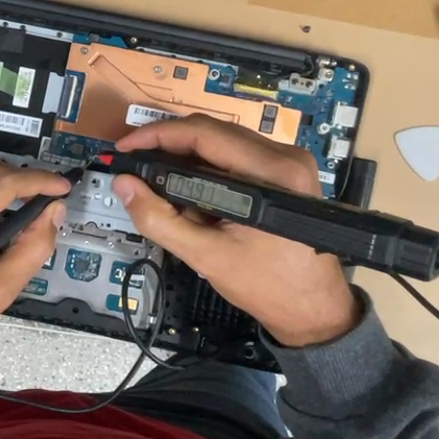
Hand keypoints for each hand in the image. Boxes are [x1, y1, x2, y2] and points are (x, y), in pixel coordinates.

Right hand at [113, 115, 358, 346]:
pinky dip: (204, 165)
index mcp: (272, 173)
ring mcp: (288, 161)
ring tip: (156, 179)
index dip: (156, 136)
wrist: (315, 308)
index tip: (125, 149)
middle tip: (134, 163)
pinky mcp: (285, 170)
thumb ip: (159, 219)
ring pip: (220, 140)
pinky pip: (233, 153)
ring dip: (184, 155)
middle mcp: (286, 157)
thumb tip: (123, 185)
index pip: (203, 134)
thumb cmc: (267, 285)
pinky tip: (187, 187)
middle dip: (166, 144)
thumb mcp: (204, 255)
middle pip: (211, 131)